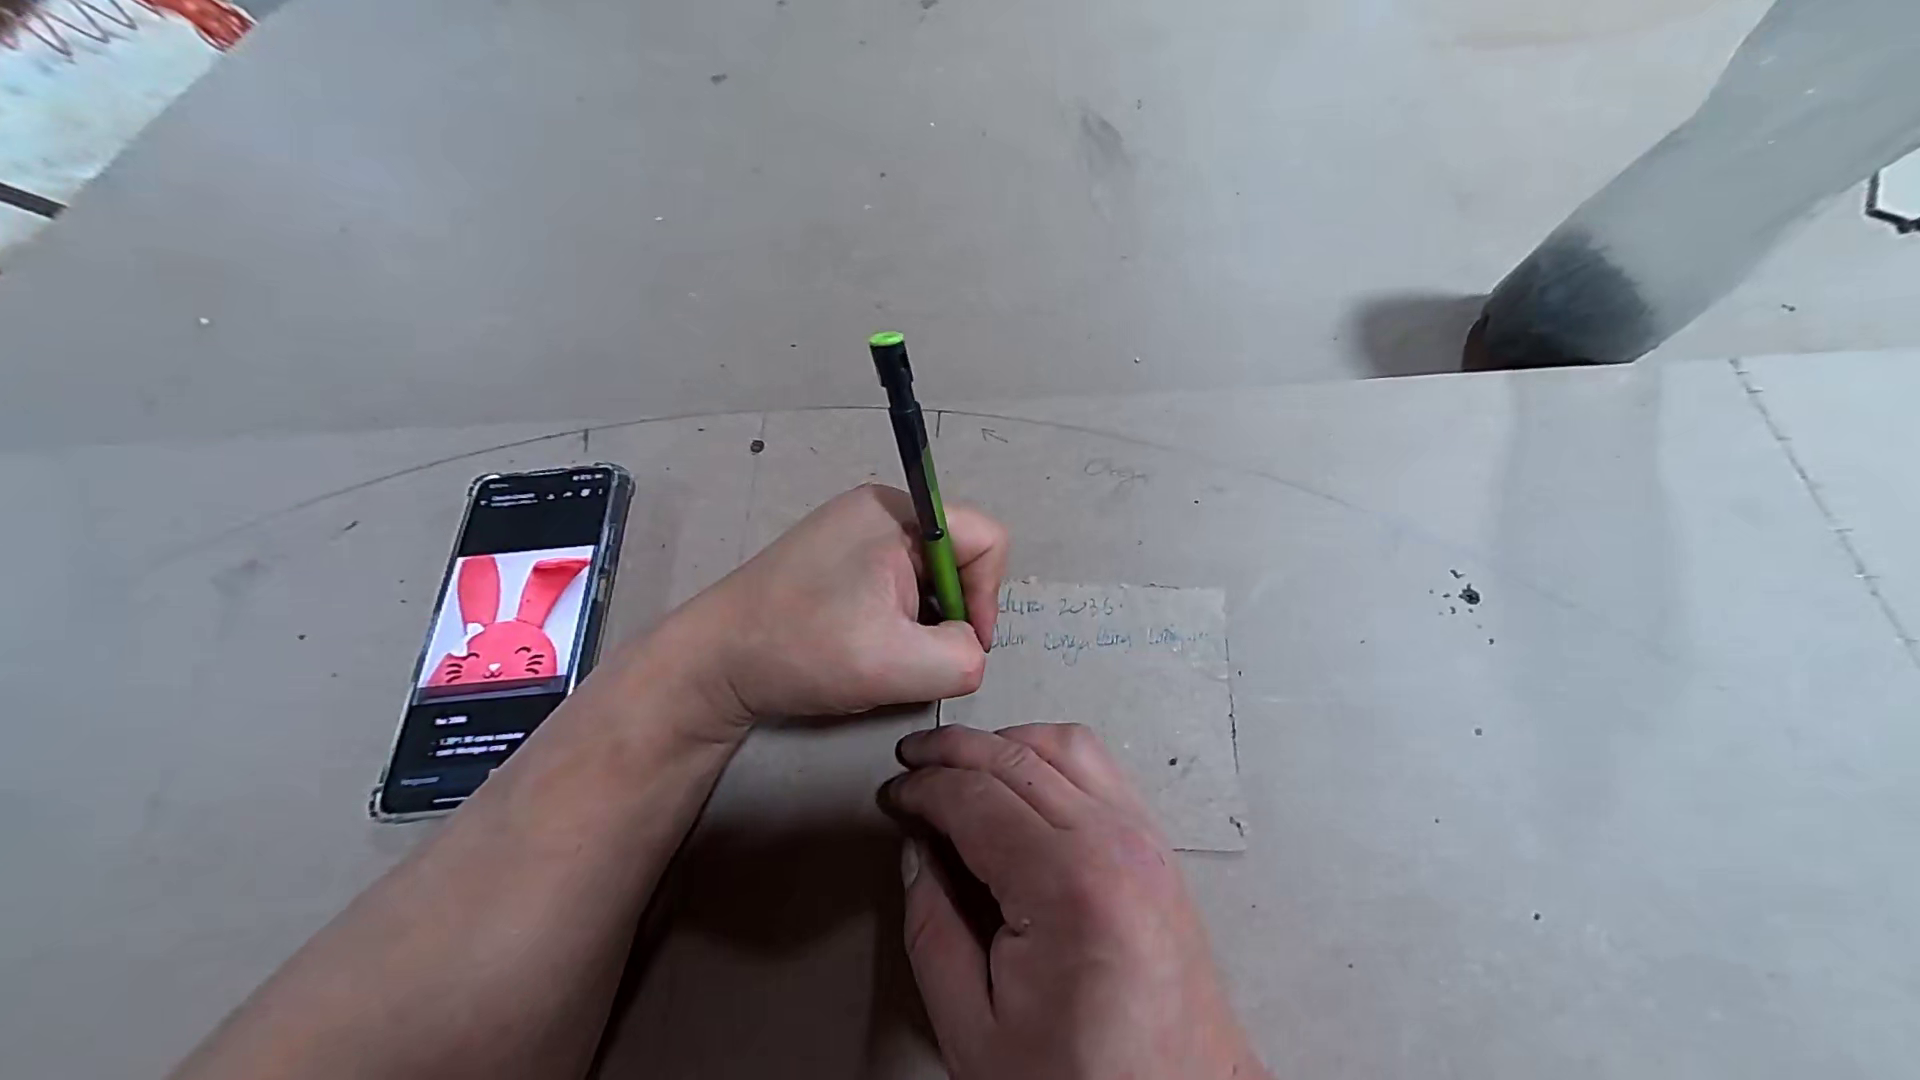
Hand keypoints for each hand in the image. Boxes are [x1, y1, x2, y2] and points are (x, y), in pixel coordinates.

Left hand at [648, 484, 1008, 734]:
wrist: (712, 663)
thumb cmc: (800, 650)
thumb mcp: (897, 664)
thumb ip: (962, 657)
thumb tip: (967, 647)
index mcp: (895, 512)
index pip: (985, 539)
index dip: (987, 596)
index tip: (963, 645)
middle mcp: (879, 511)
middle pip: (956, 557)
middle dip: (949, 614)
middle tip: (916, 657)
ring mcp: (854, 532)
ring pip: (927, 576)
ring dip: (921, 622)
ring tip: (884, 653)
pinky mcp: (838, 558)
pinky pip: (897, 584)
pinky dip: (897, 620)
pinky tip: (864, 644)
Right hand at [886, 724, 1269, 1079]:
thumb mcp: (975, 1029)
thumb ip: (931, 929)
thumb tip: (918, 855)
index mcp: (1068, 886)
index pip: (973, 797)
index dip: (922, 788)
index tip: (897, 794)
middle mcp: (1113, 846)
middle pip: (1013, 756)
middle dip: (950, 748)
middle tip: (913, 760)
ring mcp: (1142, 839)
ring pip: (1062, 743)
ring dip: (1002, 741)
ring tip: (961, 759)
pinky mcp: (1154, 844)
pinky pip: (1098, 766)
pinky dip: (1048, 753)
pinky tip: (1021, 771)